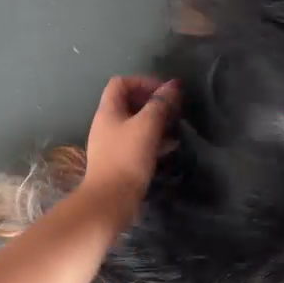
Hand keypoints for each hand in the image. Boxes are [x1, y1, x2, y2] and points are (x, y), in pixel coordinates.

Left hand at [75, 75, 178, 224]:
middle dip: (154, 103)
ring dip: (156, 122)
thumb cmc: (127, 158)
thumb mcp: (147, 127)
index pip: (121, 83)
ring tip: (176, 127)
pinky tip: (171, 147)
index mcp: (108, 111)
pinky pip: (138, 143)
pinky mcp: (120, 161)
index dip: (143, 81)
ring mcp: (112, 144)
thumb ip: (160, 104)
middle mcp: (107, 124)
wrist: (110, 201)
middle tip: (174, 110)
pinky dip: (154, 140)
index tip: (165, 92)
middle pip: (129, 102)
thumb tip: (173, 85)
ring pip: (136, 124)